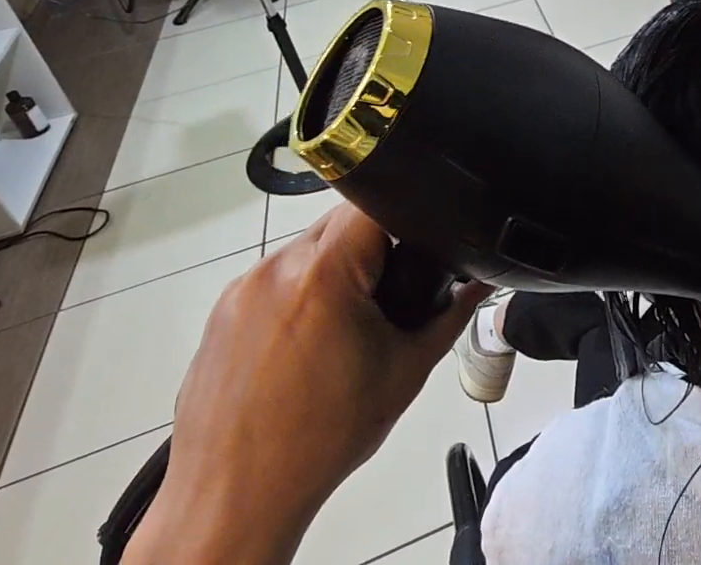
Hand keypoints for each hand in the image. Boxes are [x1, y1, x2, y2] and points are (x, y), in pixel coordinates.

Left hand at [126, 203, 490, 564]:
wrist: (234, 498)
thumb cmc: (320, 439)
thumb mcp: (406, 371)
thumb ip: (450, 315)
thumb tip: (479, 285)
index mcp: (323, 275)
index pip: (374, 203)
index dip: (406, 216)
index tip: (419, 246)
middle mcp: (274, 270)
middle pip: (339, 223)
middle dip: (373, 245)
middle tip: (392, 292)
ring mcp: (240, 290)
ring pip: (306, 250)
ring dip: (336, 269)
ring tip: (351, 325)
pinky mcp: (221, 312)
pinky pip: (275, 279)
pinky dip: (302, 294)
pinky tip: (312, 343)